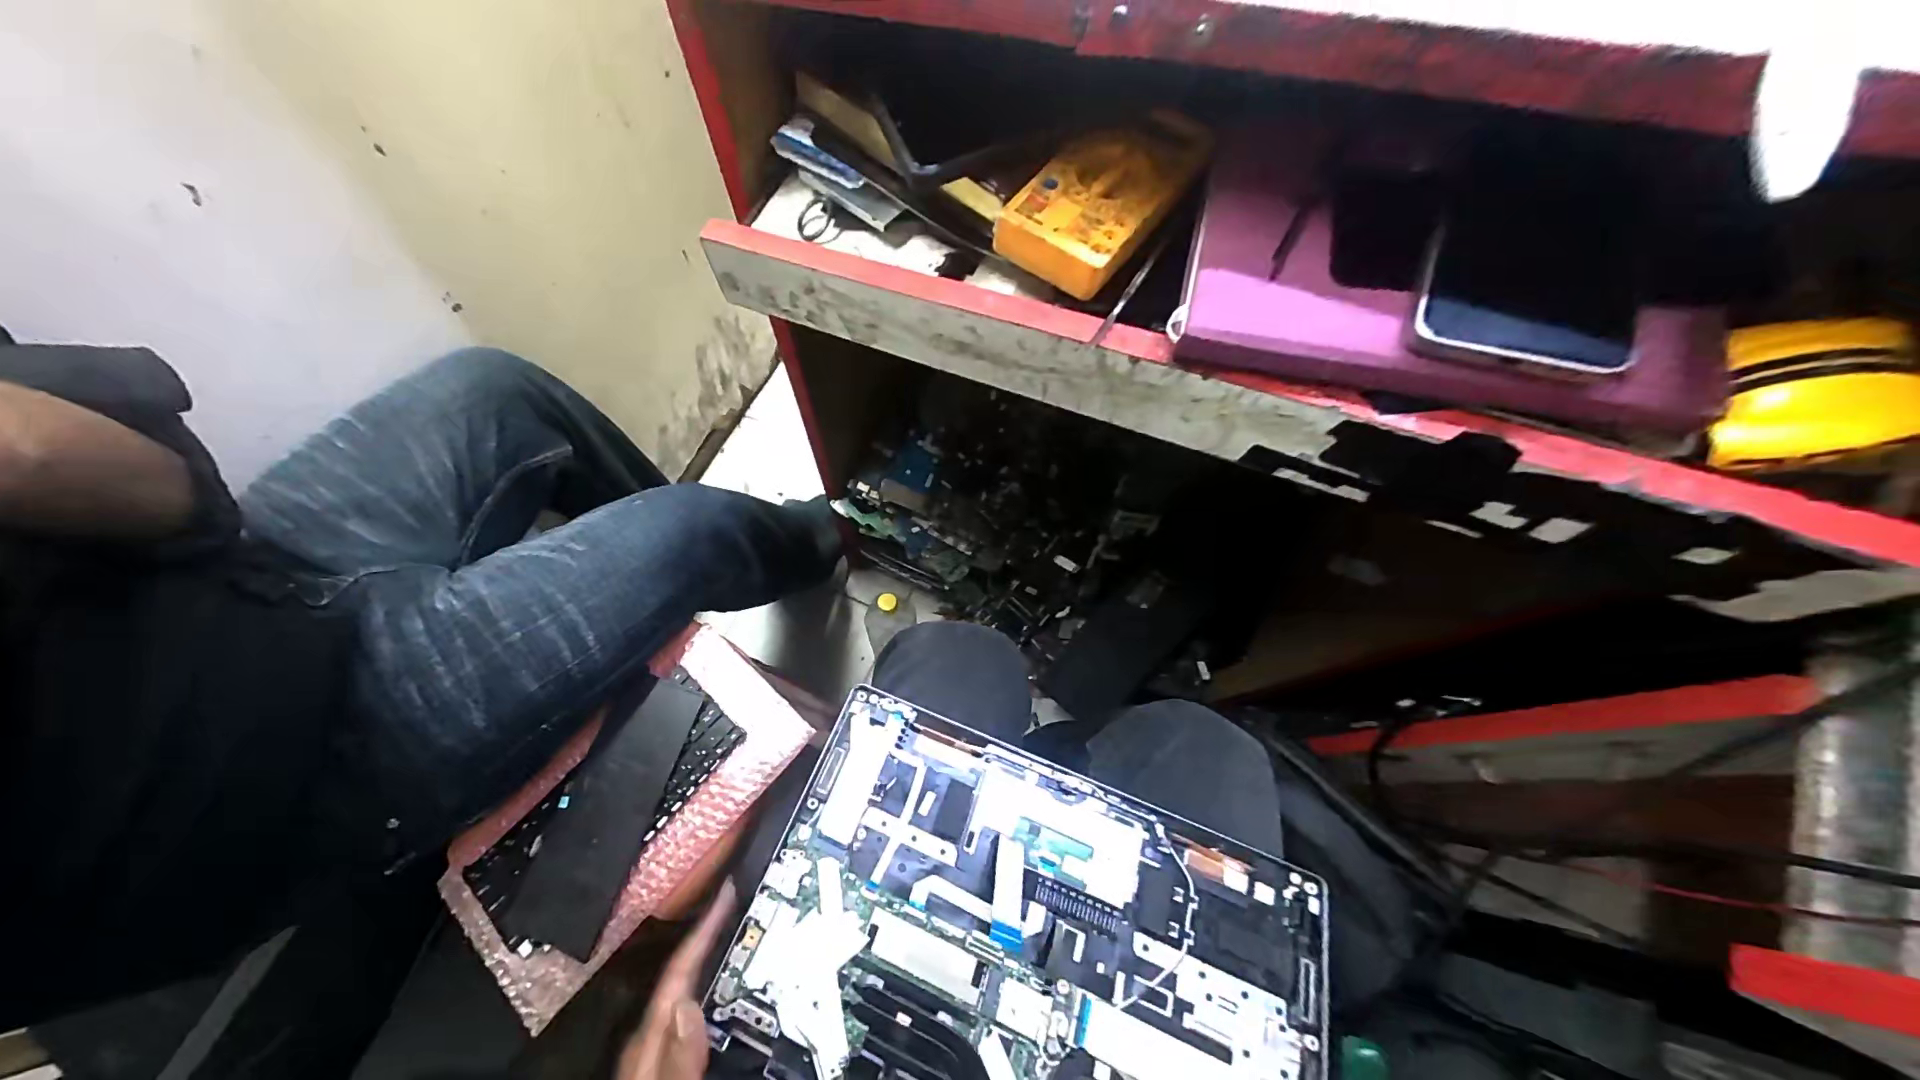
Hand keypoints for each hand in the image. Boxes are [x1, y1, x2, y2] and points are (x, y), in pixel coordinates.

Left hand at [616, 880, 737, 1079]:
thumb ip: (675, 1063)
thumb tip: (689, 1001)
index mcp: (644, 1051)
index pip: (677, 978)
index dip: (702, 929)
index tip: (726, 891)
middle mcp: (642, 1050)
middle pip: (677, 981)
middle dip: (707, 937)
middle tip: (737, 901)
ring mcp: (647, 1061)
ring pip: (680, 1000)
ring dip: (706, 963)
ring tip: (731, 932)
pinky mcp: (657, 1068)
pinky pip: (683, 1024)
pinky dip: (703, 996)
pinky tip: (716, 994)